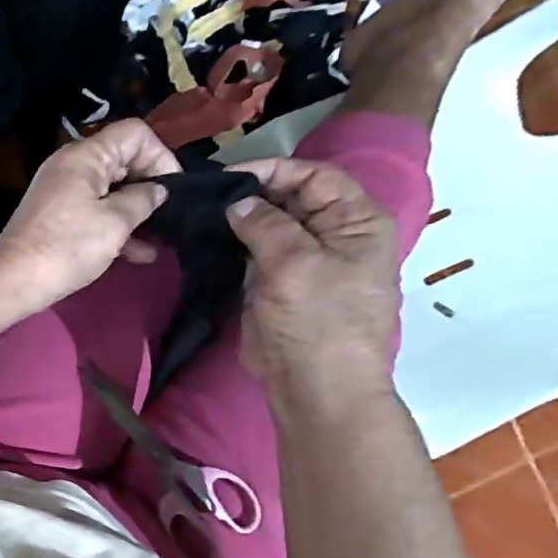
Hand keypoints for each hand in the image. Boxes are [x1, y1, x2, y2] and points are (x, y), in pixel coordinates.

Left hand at [0, 119, 178, 309]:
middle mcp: (72, 166)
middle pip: (123, 160)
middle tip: (171, 214)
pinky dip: (116, 227)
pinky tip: (139, 254)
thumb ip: (143, 200)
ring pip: (111, 191)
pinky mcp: (57, 217)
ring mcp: (63, 192)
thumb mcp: (114, 223)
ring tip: (161, 238)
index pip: (135, 133)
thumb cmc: (67, 248)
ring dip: (136, 212)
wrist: (13, 281)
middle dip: (150, 185)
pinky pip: (95, 211)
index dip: (161, 156)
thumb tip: (158, 191)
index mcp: (85, 156)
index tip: (174, 190)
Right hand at [226, 158, 401, 384]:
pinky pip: (254, 257)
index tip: (228, 174)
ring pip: (269, 229)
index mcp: (356, 222)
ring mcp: (302, 264)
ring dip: (239, 222)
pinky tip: (207, 241)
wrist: (313, 387)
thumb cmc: (318, 322)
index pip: (315, 177)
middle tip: (207, 194)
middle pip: (291, 201)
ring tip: (201, 214)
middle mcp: (332, 237)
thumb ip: (266, 225)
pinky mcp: (276, 288)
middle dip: (253, 195)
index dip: (274, 171)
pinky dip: (233, 248)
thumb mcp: (296, 263)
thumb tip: (238, 202)